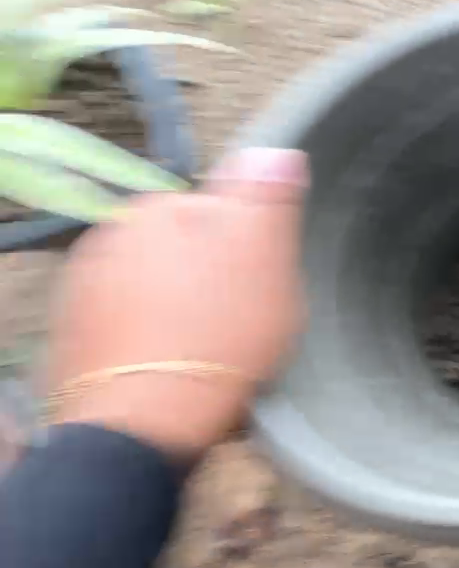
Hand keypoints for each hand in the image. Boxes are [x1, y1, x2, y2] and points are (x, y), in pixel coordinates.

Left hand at [46, 148, 307, 461]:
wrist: (147, 416)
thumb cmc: (220, 330)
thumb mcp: (268, 254)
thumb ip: (267, 196)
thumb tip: (273, 151)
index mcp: (157, 210)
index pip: (223, 201)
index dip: (258, 233)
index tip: (271, 269)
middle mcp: (110, 237)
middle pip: (192, 237)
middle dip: (223, 262)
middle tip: (254, 301)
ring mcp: (85, 284)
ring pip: (165, 273)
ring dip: (194, 293)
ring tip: (222, 331)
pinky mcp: (77, 328)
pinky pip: (137, 308)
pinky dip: (163, 321)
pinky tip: (187, 348)